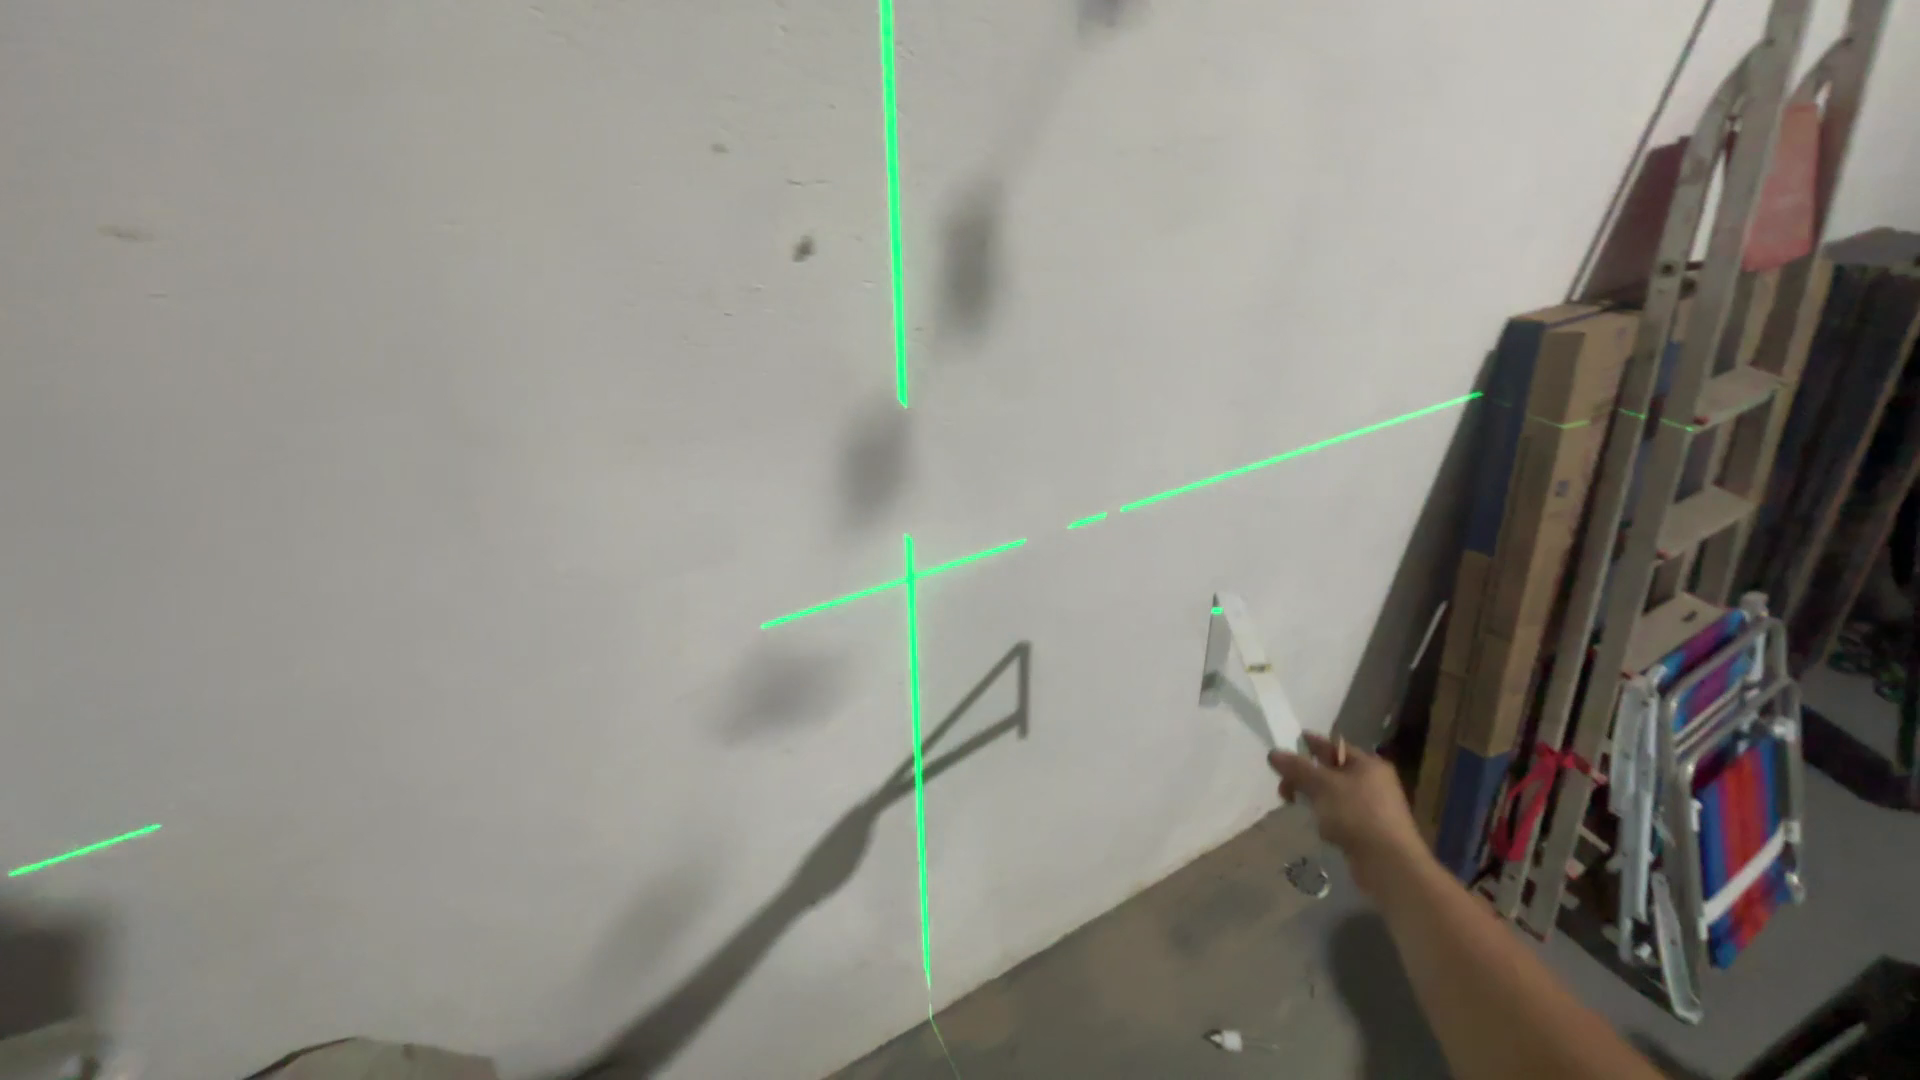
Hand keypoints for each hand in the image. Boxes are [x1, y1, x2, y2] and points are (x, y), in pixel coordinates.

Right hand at [1269, 732, 1427, 897]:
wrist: (1389, 863)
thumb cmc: (1356, 814)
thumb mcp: (1321, 785)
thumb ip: (1297, 768)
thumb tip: (1273, 752)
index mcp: (1368, 765)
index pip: (1334, 746)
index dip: (1311, 744)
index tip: (1289, 745)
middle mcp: (1375, 782)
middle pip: (1332, 771)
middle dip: (1306, 776)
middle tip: (1284, 787)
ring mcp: (1374, 808)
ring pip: (1335, 794)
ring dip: (1314, 798)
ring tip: (1296, 806)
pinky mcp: (1371, 831)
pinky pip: (1341, 815)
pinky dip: (1327, 817)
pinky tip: (1318, 827)